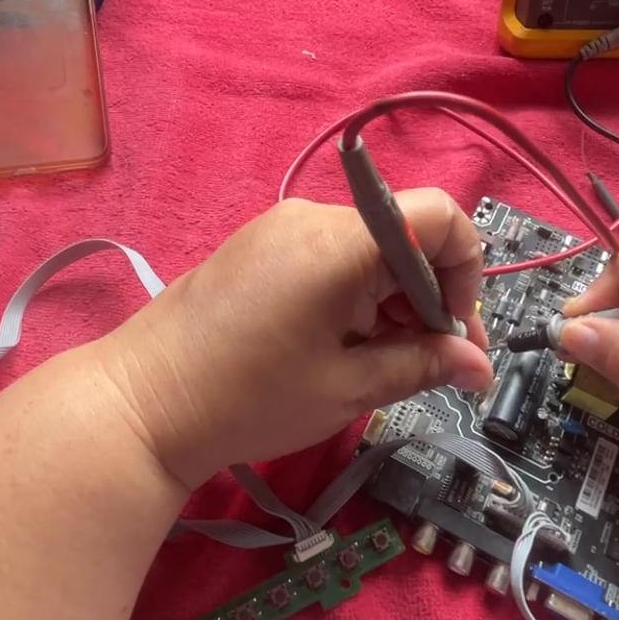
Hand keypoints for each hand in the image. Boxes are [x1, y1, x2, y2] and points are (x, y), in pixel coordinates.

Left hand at [96, 191, 493, 487]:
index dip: (464, 271)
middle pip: (403, 235)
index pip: (438, 216)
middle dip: (428, 298)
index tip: (453, 334)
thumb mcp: (346, 388)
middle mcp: (312, 217)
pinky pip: (331, 255)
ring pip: (368, 248)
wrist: (139, 403)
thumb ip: (423, 365)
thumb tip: (479, 365)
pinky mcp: (260, 245)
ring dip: (391, 301)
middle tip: (429, 364)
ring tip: (375, 363)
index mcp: (338, 241)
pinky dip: (354, 294)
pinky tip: (339, 343)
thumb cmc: (247, 398)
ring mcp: (280, 227)